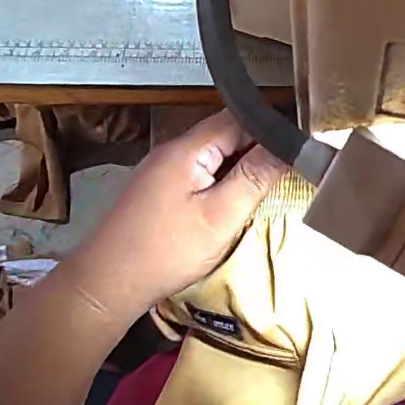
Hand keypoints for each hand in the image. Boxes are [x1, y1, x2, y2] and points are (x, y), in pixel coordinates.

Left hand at [61, 110, 285, 314]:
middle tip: (289, 169)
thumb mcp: (221, 216)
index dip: (272, 128)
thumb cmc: (165, 252)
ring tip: (267, 186)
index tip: (299, 147)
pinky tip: (233, 202)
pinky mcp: (158, 190)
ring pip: (214, 154)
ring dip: (241, 165)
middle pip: (226, 134)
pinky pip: (200, 172)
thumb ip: (256, 177)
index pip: (240, 119)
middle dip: (259, 147)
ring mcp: (162, 170)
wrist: (105, 285)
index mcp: (187, 149)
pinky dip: (222, 180)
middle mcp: (172, 151)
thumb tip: (288, 146)